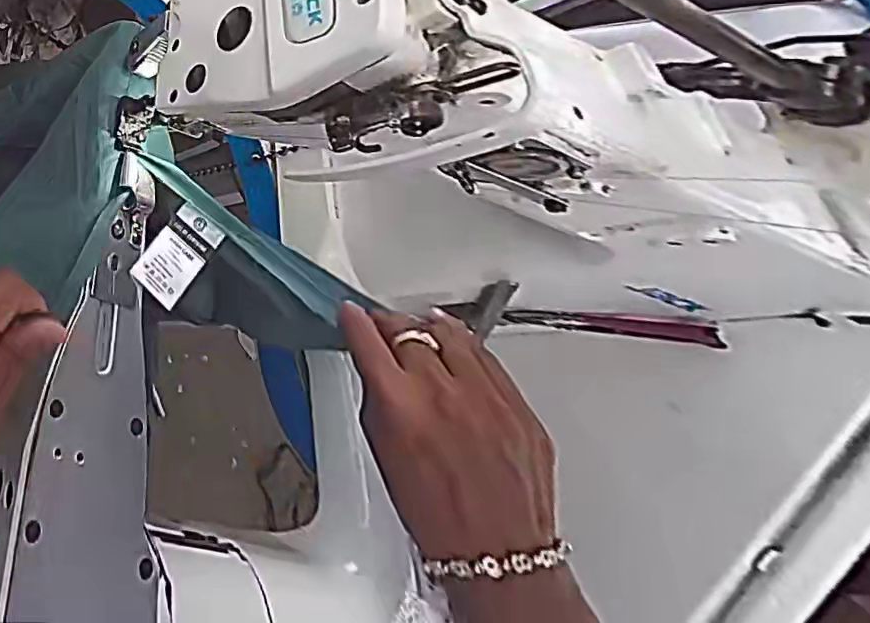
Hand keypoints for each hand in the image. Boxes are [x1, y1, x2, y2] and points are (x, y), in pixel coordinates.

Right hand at [338, 303, 556, 561]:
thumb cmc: (436, 515)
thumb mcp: (383, 449)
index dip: (355, 319)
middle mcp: (443, 393)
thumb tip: (373, 364)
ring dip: (428, 328)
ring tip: (420, 328)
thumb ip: (377, 397)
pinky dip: (465, 347)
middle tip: (383, 327)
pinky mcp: (518, 405)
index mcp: (401, 406)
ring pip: (450, 332)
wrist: (499, 556)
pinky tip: (456, 348)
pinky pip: (486, 356)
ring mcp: (486, 397)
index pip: (368, 339)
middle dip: (389, 325)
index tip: (351, 313)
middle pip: (407, 330)